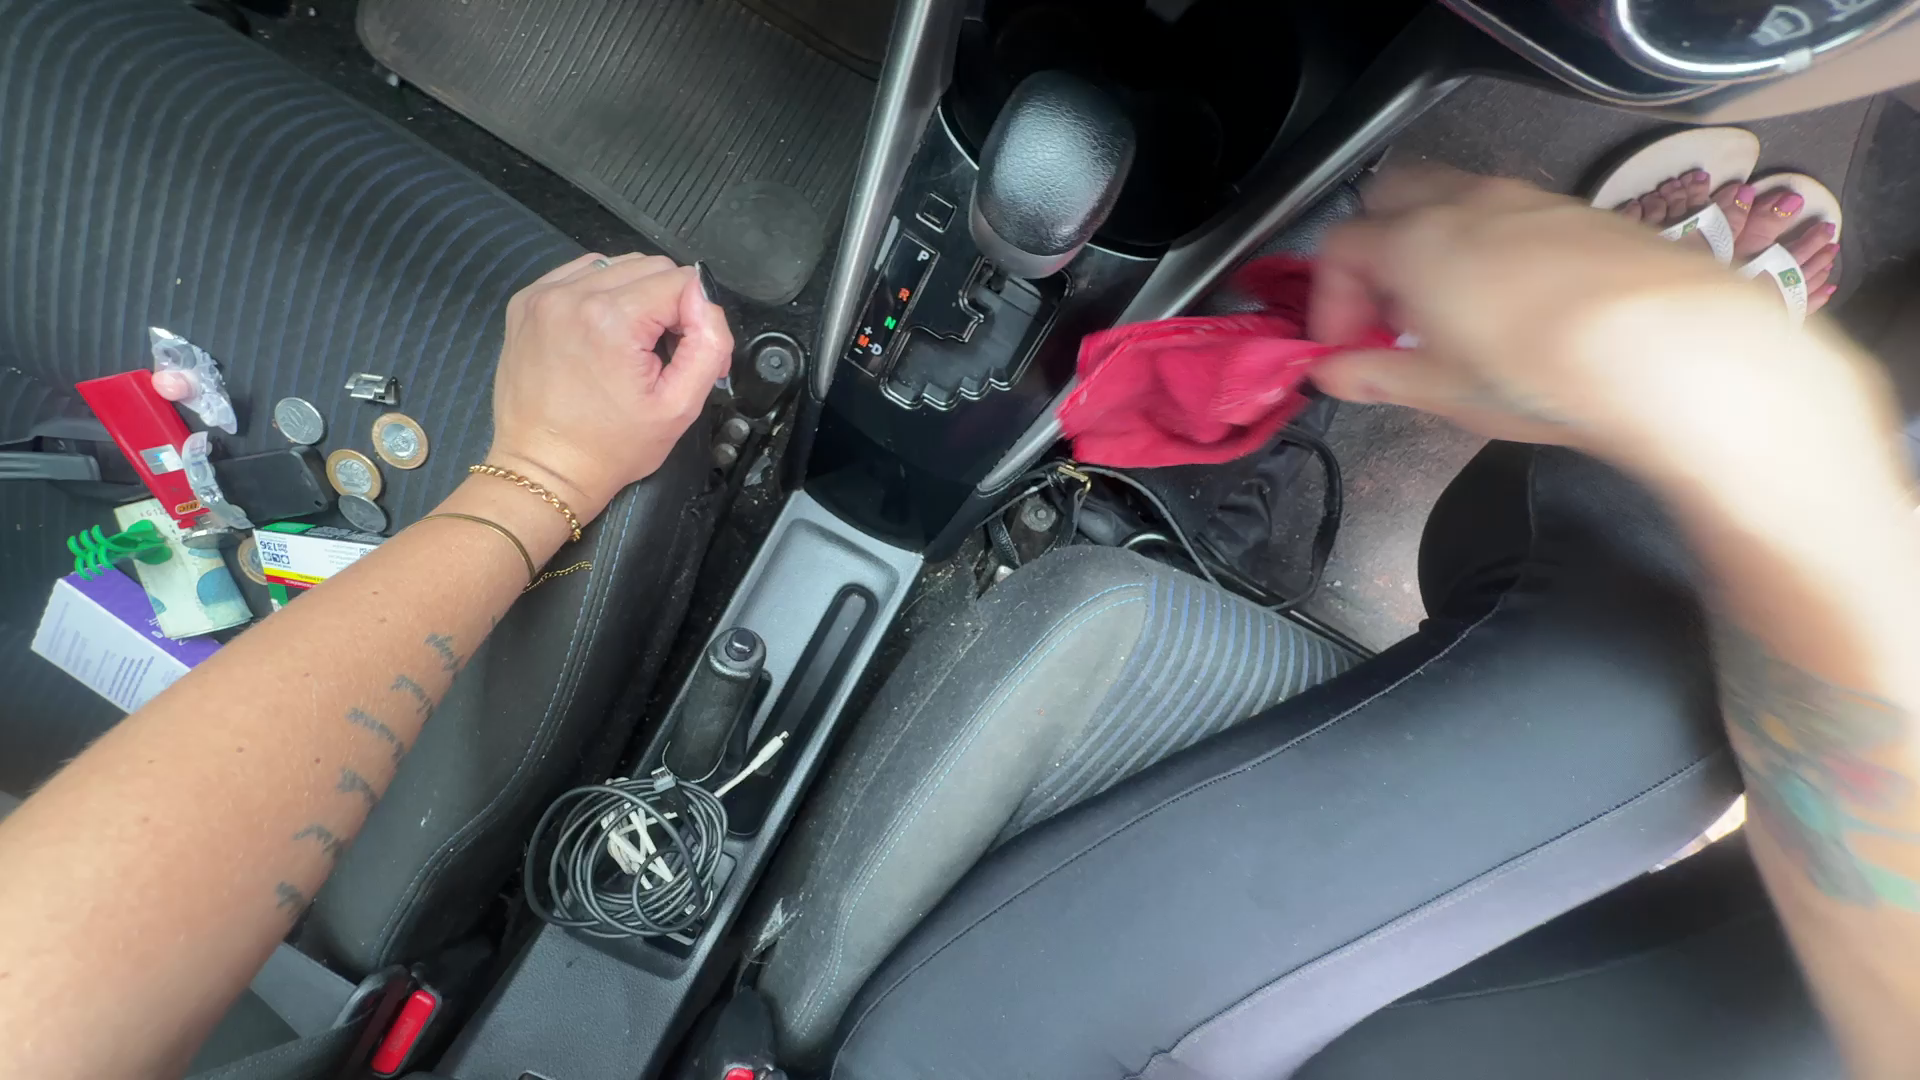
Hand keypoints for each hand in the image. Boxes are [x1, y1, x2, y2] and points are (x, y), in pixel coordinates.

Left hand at [487, 253, 732, 521]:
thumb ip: (708, 345)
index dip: (699, 316)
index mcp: (613, 319)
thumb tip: (706, 302)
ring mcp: (543, 295)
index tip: (688, 354)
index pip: (682, 281)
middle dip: (670, 303)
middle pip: (651, 266)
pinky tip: (605, 332)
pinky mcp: (527, 302)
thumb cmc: (613, 447)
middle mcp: (572, 295)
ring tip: (633, 343)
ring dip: (637, 295)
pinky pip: (581, 273)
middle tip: (664, 352)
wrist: (545, 467)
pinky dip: (603, 294)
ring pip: (617, 265)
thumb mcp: (681, 406)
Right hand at [1306, 168, 1890, 481]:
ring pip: (1448, 200)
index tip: (1343, 344)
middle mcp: (1465, 206)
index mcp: (1414, 244)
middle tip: (1383, 311)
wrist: (1680, 353)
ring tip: (1441, 312)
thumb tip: (1329, 371)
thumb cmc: (1538, 372)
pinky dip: (1480, 246)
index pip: (1339, 248)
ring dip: (1425, 247)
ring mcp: (1526, 201)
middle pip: (1388, 199)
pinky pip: (1504, 215)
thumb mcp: (1434, 391)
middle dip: (1371, 251)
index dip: (1329, 300)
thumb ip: (1368, 374)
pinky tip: (1502, 303)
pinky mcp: (1579, 213)